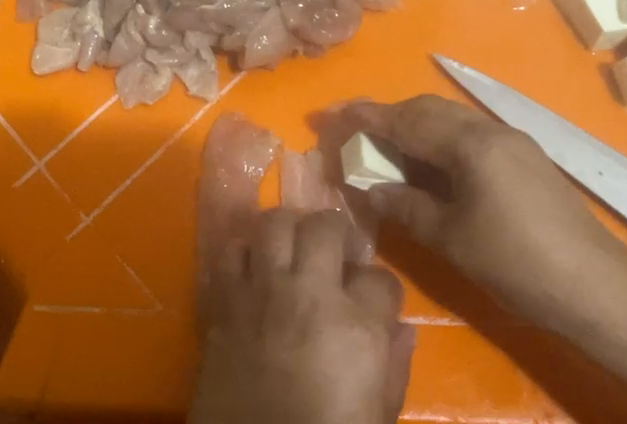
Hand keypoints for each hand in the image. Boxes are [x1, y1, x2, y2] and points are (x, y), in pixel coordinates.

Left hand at [191, 208, 412, 423]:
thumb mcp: (376, 416)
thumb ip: (393, 368)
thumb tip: (402, 330)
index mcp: (356, 326)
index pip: (382, 278)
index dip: (382, 288)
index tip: (377, 299)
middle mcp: (309, 293)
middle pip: (325, 227)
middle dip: (336, 232)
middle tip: (336, 251)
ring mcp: (261, 290)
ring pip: (275, 223)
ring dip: (289, 229)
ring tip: (294, 247)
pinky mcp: (223, 299)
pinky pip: (232, 251)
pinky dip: (245, 253)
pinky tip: (254, 271)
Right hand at [339, 96, 626, 331]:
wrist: (600, 290)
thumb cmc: (517, 262)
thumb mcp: (450, 238)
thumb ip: (404, 206)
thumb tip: (369, 188)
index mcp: (470, 143)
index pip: (407, 119)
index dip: (367, 117)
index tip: (333, 115)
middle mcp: (491, 130)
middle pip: (428, 109)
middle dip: (389, 116)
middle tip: (355, 131)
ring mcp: (513, 143)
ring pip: (450, 120)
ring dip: (414, 128)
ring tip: (385, 149)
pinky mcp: (526, 161)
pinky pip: (469, 136)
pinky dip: (439, 142)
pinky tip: (428, 167)